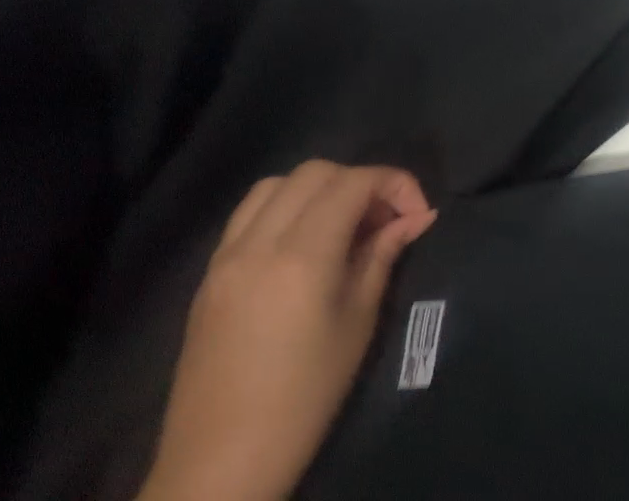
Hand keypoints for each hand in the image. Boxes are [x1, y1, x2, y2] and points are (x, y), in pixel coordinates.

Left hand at [137, 161, 437, 500]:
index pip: (352, 183)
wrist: (224, 455)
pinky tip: (309, 245)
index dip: (394, 184)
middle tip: (385, 221)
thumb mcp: (360, 320)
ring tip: (347, 227)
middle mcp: (256, 245)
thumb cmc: (308, 391)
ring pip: (275, 187)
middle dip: (360, 183)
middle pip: (314, 174)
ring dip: (319, 191)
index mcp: (300, 256)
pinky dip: (286, 210)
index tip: (418, 214)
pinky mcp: (209, 277)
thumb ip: (383, 256)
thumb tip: (416, 217)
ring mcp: (225, 259)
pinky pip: (249, 216)